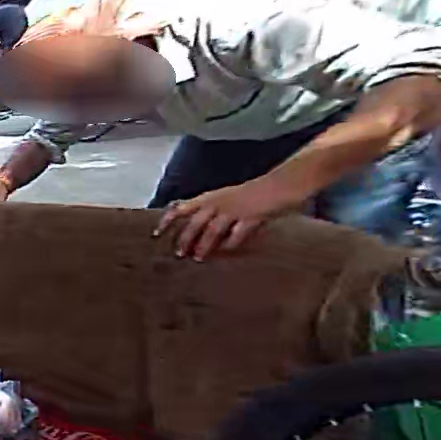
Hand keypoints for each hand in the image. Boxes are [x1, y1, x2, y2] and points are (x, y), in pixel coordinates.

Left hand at [154, 177, 308, 260]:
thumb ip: (207, 207)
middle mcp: (216, 204)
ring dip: (203, 246)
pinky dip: (230, 244)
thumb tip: (190, 221)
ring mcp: (234, 210)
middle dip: (184, 240)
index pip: (178, 210)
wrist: (284, 182)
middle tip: (178, 254)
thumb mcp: (223, 196)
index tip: (156, 235)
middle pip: (193, 225)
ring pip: (211, 231)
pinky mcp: (253, 216)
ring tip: (198, 257)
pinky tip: (225, 251)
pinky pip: (237, 234)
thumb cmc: (253, 192)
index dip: (166, 222)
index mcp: (207, 198)